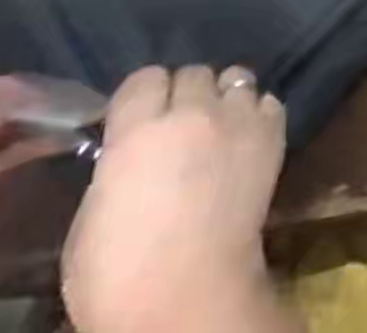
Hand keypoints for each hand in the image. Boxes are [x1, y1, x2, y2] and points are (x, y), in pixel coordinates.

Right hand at [61, 66, 291, 332]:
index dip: (143, 96)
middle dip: (185, 94)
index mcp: (137, 130)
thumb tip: (131, 150)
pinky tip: (249, 137)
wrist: (188, 293)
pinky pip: (268, 101)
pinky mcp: (272, 133)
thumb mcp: (93, 211)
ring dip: (225, 97)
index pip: (144, 77)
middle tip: (182, 126)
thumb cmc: (119, 271)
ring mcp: (237, 118)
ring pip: (236, 78)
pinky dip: (258, 113)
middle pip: (193, 73)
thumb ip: (118, 163)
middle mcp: (192, 112)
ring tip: (221, 126)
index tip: (140, 116)